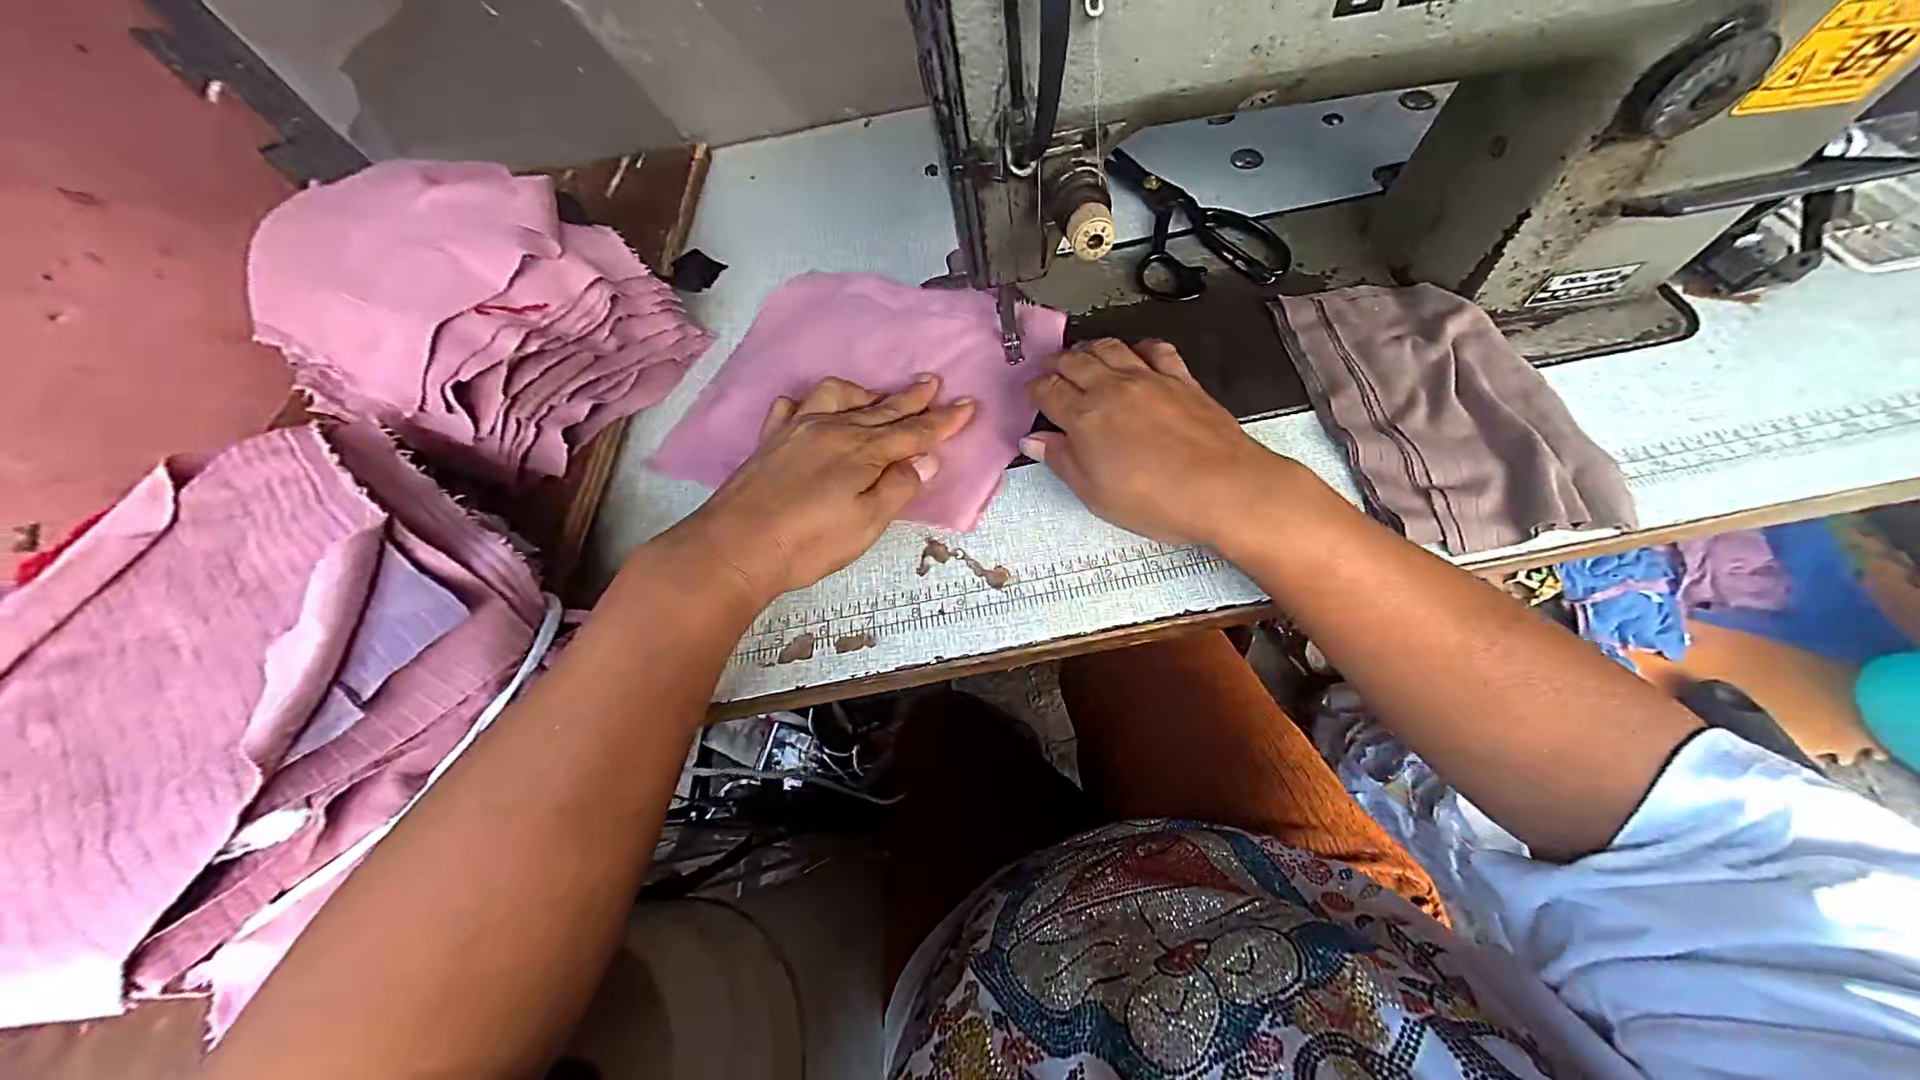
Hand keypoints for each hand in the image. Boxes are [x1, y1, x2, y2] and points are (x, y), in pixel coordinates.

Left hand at [657, 375, 975, 603]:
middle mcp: (833, 431)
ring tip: (878, 396)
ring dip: (864, 393)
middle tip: (933, 382)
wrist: (736, 547)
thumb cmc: (808, 543)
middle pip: (882, 409)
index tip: (967, 405)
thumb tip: (925, 459)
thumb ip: (898, 487)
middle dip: (912, 397)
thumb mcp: (866, 523)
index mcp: (862, 452)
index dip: (943, 420)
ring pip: (838, 397)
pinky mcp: (771, 441)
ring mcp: (798, 431)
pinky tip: (811, 410)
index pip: (914, 432)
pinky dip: (810, 403)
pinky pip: (793, 407)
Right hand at [1022, 339, 1306, 547]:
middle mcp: (1114, 389)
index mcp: (1085, 417)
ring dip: (1089, 348)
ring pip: (1110, 347)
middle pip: (1074, 362)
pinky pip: (1156, 349)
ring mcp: (1150, 380)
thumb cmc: (1161, 498)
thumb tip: (1035, 443)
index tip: (1032, 392)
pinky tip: (1136, 351)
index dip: (1035, 389)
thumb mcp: (1094, 493)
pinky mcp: (1182, 380)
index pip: (1048, 390)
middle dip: (1055, 363)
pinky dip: (1139, 345)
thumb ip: (1062, 461)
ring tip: (1081, 353)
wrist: (1225, 489)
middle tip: (1048, 367)